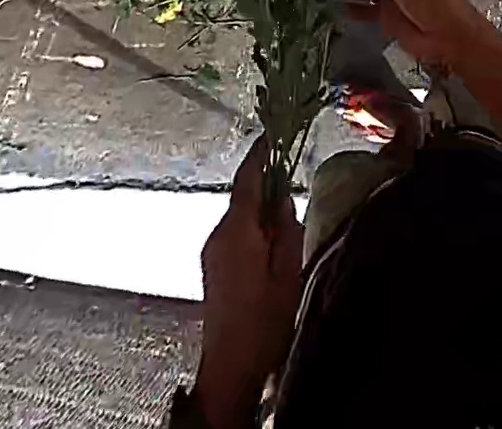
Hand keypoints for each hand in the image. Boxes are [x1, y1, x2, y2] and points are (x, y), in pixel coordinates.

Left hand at [194, 136, 303, 428]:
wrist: (230, 367)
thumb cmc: (264, 319)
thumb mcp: (287, 269)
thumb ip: (286, 227)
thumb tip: (282, 196)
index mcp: (237, 229)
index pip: (246, 178)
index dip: (258, 154)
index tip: (270, 135)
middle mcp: (218, 232)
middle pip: (243, 195)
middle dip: (265, 184)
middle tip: (290, 181)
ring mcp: (211, 249)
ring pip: (239, 214)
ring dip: (259, 209)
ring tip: (284, 219)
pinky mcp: (212, 264)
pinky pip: (234, 231)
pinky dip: (251, 226)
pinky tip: (269, 243)